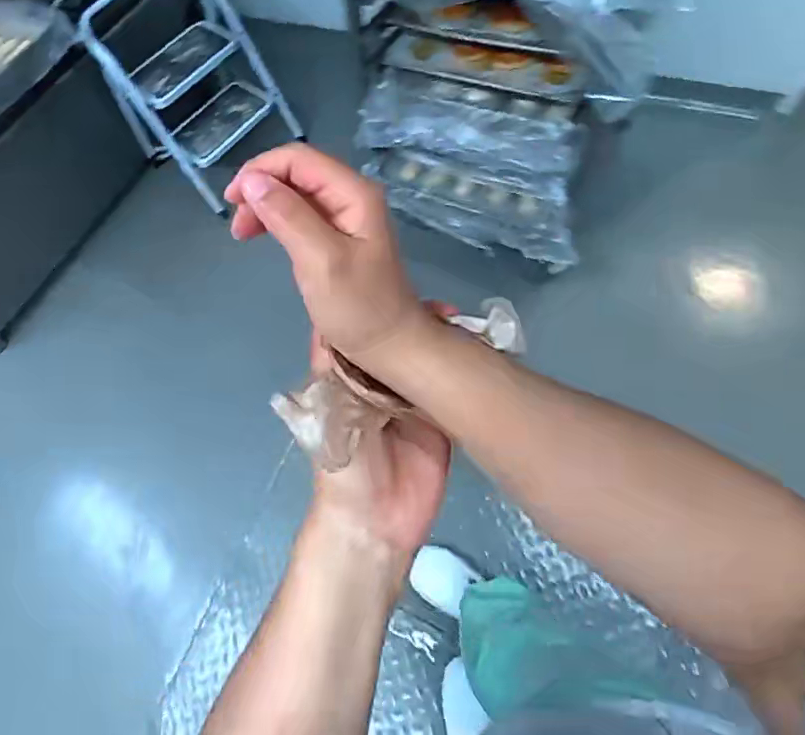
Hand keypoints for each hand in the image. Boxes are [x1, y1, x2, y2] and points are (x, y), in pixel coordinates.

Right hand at [226, 144, 438, 365]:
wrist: (390, 346)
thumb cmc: (359, 307)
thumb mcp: (320, 260)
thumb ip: (288, 216)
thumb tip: (252, 180)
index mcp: (354, 192)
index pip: (300, 158)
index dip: (262, 169)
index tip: (233, 198)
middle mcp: (350, 194)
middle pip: (296, 171)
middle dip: (260, 187)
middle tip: (236, 222)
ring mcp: (343, 214)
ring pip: (294, 192)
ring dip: (264, 204)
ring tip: (242, 232)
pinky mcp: (334, 234)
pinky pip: (299, 212)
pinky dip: (275, 219)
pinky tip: (260, 234)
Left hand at [307, 328, 452, 561]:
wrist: (376, 522)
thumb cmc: (343, 465)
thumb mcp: (331, 411)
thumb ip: (336, 371)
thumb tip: (332, 322)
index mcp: (347, 373)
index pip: (357, 331)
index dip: (369, 305)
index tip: (388, 282)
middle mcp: (380, 377)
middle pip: (397, 336)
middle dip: (414, 316)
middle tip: (436, 305)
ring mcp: (412, 394)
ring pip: (426, 352)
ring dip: (439, 334)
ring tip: (453, 318)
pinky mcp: (440, 413)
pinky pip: (451, 381)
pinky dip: (462, 362)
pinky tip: (473, 345)